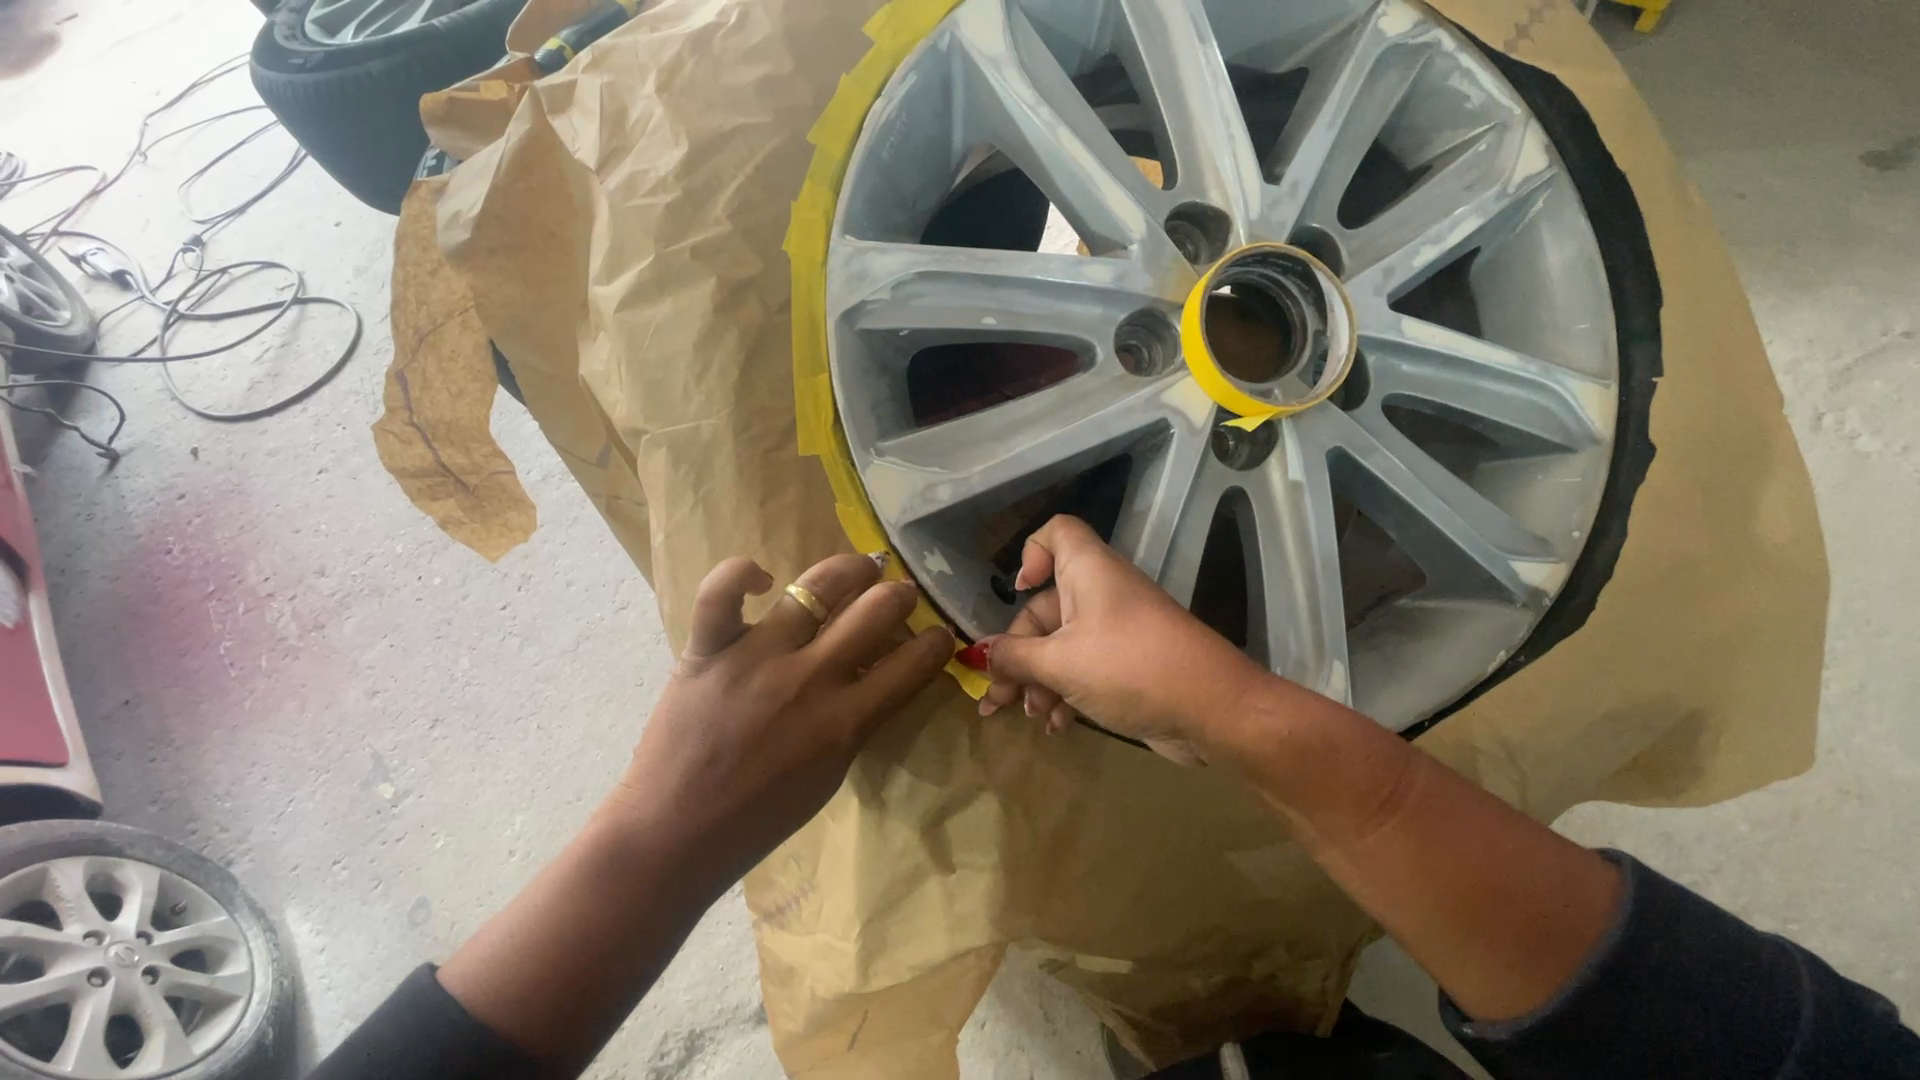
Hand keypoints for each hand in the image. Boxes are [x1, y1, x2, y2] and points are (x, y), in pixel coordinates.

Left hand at [614, 552, 951, 884]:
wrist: (676, 832)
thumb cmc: (760, 816)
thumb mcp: (830, 774)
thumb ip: (855, 722)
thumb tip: (873, 678)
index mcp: (844, 721)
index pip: (911, 665)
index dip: (937, 642)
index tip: (941, 633)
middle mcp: (809, 678)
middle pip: (875, 611)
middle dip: (901, 594)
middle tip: (902, 592)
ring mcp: (757, 657)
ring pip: (816, 587)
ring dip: (849, 570)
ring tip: (861, 567)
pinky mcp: (708, 648)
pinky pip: (721, 593)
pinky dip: (741, 573)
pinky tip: (763, 577)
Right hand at [978, 515, 1272, 764]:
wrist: (1213, 710)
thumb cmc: (1131, 668)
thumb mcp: (1061, 664)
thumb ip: (1015, 658)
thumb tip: (980, 654)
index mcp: (1087, 572)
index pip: (1057, 533)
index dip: (1031, 553)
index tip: (1017, 592)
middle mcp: (1100, 594)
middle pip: (1044, 607)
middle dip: (1017, 652)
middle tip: (997, 695)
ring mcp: (1115, 632)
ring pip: (1060, 646)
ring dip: (1038, 682)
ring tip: (1029, 717)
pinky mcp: (1127, 666)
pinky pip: (1082, 670)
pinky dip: (1065, 694)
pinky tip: (1057, 727)